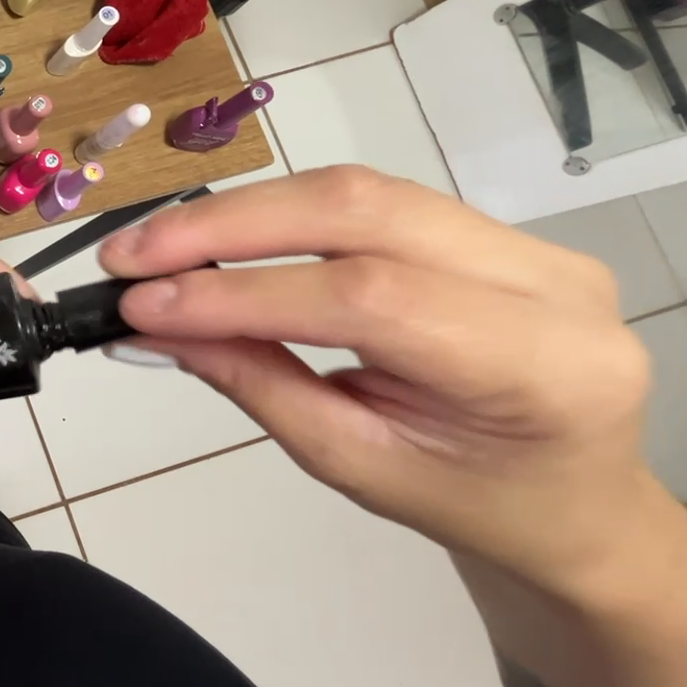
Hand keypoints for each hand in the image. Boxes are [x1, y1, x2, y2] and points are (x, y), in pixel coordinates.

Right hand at [99, 165, 677, 597]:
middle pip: (358, 212)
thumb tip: (147, 328)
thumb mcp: (345, 457)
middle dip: (222, 227)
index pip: (364, 298)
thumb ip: (249, 379)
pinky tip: (208, 236)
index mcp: (539, 365)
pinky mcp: (480, 228)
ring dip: (233, 212)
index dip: (236, 293)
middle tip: (125, 256)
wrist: (561, 493)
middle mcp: (545, 281)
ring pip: (352, 190)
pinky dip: (266, 213)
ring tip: (149, 244)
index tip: (136, 306)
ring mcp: (522, 242)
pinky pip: (358, 199)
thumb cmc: (460, 496)